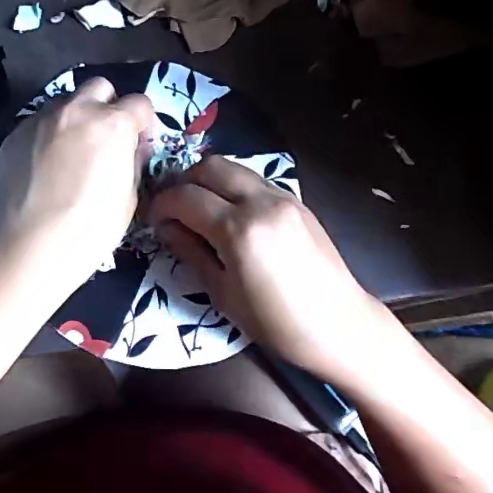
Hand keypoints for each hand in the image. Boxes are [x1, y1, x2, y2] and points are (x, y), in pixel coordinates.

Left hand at [0, 77, 156, 293]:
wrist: (27, 248)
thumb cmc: (89, 230)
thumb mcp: (129, 199)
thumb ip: (133, 162)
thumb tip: (132, 147)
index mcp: (113, 124)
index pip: (140, 103)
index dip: (144, 123)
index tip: (139, 145)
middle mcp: (77, 111)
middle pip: (100, 88)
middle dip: (109, 107)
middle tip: (107, 141)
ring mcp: (41, 119)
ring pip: (67, 103)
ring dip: (77, 119)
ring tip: (74, 155)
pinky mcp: (14, 134)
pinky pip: (41, 123)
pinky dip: (51, 136)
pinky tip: (48, 168)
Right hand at [146, 157, 395, 381]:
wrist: (340, 325)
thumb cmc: (276, 322)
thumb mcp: (223, 293)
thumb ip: (191, 252)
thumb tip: (166, 227)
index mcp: (239, 229)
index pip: (186, 197)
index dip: (161, 205)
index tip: (153, 220)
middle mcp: (261, 202)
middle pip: (210, 167)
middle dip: (184, 182)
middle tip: (174, 208)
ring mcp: (284, 197)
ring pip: (235, 168)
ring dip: (210, 181)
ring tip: (200, 209)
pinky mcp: (298, 201)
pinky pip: (256, 181)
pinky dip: (235, 187)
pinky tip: (231, 214)